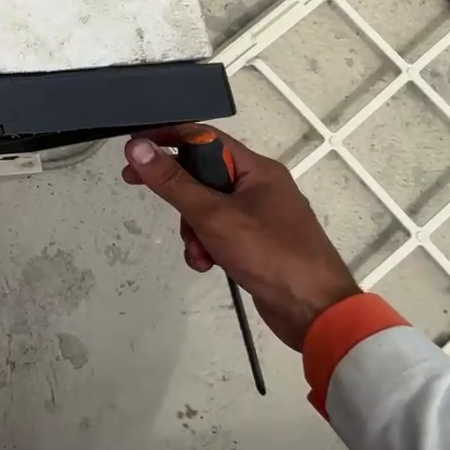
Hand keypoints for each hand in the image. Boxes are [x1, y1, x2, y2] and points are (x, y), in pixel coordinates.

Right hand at [121, 125, 359, 350]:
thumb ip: (172, 180)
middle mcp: (259, 186)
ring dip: (191, 227)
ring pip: (204, 205)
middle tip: (136, 185)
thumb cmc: (269, 254)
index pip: (202, 137)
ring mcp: (259, 214)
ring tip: (198, 250)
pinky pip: (217, 230)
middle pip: (199, 173)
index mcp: (256, 170)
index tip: (133, 150)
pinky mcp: (256, 240)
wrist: (316, 312)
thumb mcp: (212, 214)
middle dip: (176, 192)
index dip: (164, 138)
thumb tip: (136, 147)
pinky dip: (205, 244)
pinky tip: (207, 263)